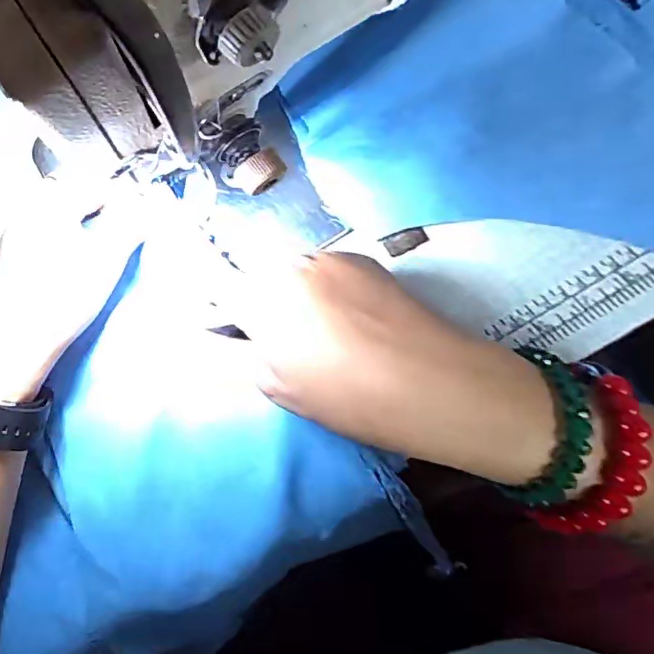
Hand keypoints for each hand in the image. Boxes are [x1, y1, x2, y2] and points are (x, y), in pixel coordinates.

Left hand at [0, 176, 145, 401]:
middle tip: (127, 221)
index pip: (95, 185)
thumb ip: (131, 224)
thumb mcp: (107, 260)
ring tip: (106, 241)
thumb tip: (149, 204)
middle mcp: (24, 216)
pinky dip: (67, 237)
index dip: (125, 195)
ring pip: (57, 215)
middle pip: (73, 195)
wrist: (16, 347)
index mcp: (46, 208)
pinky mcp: (11, 261)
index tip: (143, 209)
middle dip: (103, 204)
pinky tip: (78, 260)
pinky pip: (45, 234)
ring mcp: (14, 239)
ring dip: (85, 220)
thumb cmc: (59, 304)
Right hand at [222, 252, 597, 486]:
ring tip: (321, 330)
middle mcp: (290, 263)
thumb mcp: (280, 386)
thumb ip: (238, 353)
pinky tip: (350, 318)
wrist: (437, 380)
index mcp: (262, 297)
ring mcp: (328, 255)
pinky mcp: (360, 256)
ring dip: (290, 291)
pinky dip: (323, 286)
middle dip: (255, 298)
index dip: (217, 305)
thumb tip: (217, 332)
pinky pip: (323, 267)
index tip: (227, 326)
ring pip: (290, 269)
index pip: (216, 282)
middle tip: (279, 337)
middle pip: (254, 272)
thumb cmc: (351, 398)